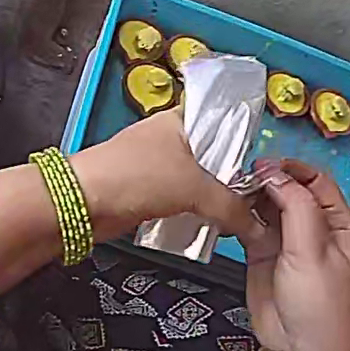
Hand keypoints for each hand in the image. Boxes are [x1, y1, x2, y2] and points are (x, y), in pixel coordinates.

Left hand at [70, 108, 265, 241]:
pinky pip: (180, 204)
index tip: (266, 170)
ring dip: (212, 203)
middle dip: (232, 182)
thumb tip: (257, 227)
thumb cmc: (135, 176)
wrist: (83, 202)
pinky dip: (193, 215)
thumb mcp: (194, 187)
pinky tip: (209, 228)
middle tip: (258, 202)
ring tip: (240, 220)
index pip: (223, 124)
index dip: (245, 145)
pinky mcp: (146, 194)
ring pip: (196, 185)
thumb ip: (231, 207)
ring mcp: (156, 168)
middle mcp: (170, 141)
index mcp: (181, 121)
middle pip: (212, 160)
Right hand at [242, 158, 349, 350]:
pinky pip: (248, 226)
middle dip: (266, 179)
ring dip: (249, 196)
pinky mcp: (261, 256)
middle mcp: (312, 230)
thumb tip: (275, 174)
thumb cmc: (322, 310)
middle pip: (288, 190)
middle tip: (239, 175)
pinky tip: (226, 208)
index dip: (291, 169)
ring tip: (228, 189)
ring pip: (265, 206)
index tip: (264, 164)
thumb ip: (295, 207)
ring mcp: (285, 243)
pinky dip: (237, 215)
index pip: (316, 182)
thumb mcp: (312, 252)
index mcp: (337, 226)